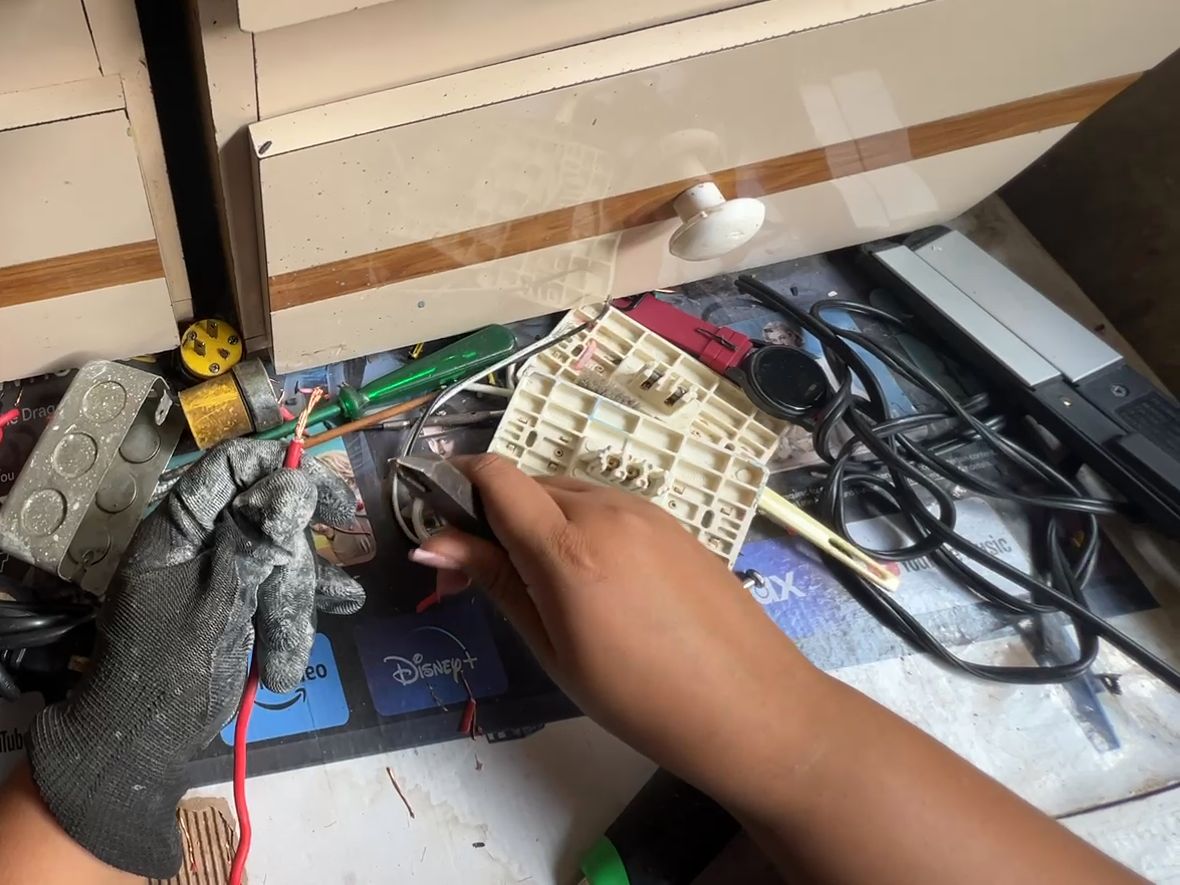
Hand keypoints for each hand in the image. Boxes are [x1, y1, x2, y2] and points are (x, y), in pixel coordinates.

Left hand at [29, 440, 363, 877]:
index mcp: (180, 524)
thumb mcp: (216, 604)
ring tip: (285, 658)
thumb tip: (293, 483)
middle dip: (291, 567)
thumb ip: (255, 542)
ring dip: (295, 603)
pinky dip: (299, 607)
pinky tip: (340, 607)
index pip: (234, 466)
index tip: (333, 501)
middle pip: (267, 518)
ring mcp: (221, 570)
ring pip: (279, 558)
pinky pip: (277, 588)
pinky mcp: (237, 601)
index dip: (284, 471)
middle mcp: (202, 537)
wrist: (140, 743)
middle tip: (296, 604)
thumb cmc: (165, 671)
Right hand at [410, 455, 831, 806]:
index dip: (454, 479)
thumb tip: (428, 544)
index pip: (493, 474)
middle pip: (521, 486)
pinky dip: (573, 524)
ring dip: (532, 521)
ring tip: (541, 583)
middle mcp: (602, 510)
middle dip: (488, 518)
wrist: (763, 716)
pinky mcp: (669, 519)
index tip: (436, 515)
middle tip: (481, 576)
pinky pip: (599, 504)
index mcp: (567, 548)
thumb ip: (492, 579)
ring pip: (560, 493)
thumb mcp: (551, 645)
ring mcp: (642, 509)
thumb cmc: (641, 698)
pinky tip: (592, 578)